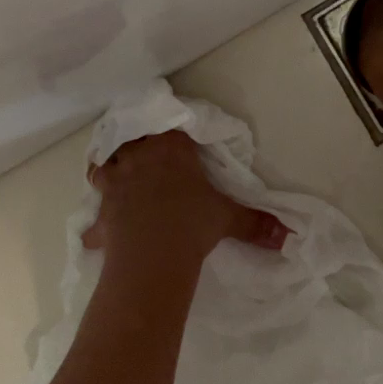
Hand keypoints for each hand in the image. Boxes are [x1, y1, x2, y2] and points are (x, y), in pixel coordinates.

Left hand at [81, 131, 288, 262]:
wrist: (152, 256)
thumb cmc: (193, 223)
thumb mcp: (229, 219)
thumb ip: (256, 222)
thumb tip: (287, 234)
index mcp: (171, 148)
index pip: (170, 127)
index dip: (171, 133)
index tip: (175, 140)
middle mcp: (139, 157)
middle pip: (132, 138)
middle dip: (136, 144)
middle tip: (146, 156)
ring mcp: (115, 183)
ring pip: (104, 165)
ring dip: (109, 171)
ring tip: (118, 180)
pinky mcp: (101, 212)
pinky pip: (94, 214)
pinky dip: (97, 222)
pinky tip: (100, 231)